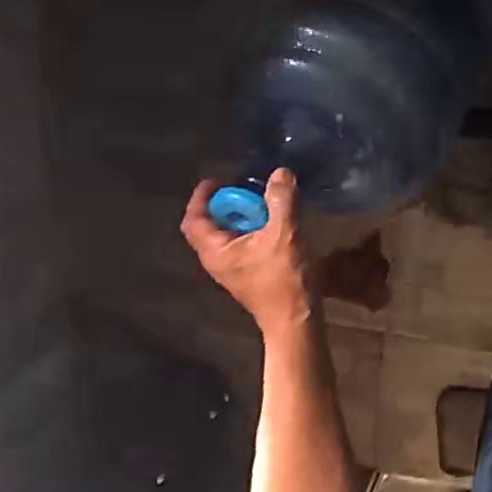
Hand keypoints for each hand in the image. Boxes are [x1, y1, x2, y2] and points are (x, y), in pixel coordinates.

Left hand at [182, 168, 310, 339]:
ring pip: (232, 234)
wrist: (296, 318)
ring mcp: (236, 267)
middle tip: (252, 188)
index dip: (202, 197)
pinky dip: (258, 228)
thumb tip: (280, 172)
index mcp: (215, 251)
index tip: (218, 179)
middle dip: (230, 203)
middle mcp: (219, 259)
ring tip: (269, 202)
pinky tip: (280, 224)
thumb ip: (281, 202)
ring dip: (247, 216)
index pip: (195, 219)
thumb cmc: (283, 278)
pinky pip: (247, 243)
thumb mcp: (284, 235)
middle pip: (213, 224)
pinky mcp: (253, 272)